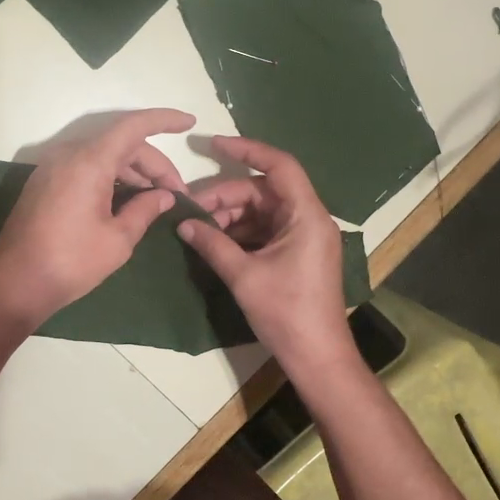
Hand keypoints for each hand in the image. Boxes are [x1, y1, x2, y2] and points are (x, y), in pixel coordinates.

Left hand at [0, 109, 195, 327]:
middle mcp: (68, 154)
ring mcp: (52, 167)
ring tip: (156, 198)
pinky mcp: (44, 183)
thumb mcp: (118, 239)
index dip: (164, 120)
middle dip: (153, 163)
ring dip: (133, 171)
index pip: (134, 126)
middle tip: (176, 193)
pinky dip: (110, 176)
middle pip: (120, 143)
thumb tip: (165, 196)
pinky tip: (127, 199)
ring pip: (102, 155)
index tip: (190, 122)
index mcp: (89, 161)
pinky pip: (84, 167)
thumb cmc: (71, 262)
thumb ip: (145, 210)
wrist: (14, 283)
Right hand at [178, 136, 354, 367]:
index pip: (278, 166)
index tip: (212, 144)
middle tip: (191, 209)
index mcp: (306, 216)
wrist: (316, 356)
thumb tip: (183, 223)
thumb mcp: (244, 275)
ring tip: (198, 229)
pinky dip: (240, 233)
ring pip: (262, 212)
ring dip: (230, 216)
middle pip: (264, 191)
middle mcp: (309, 219)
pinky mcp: (297, 255)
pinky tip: (215, 242)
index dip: (246, 150)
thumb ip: (212, 244)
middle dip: (226, 196)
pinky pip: (265, 231)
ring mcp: (304, 238)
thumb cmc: (286, 313)